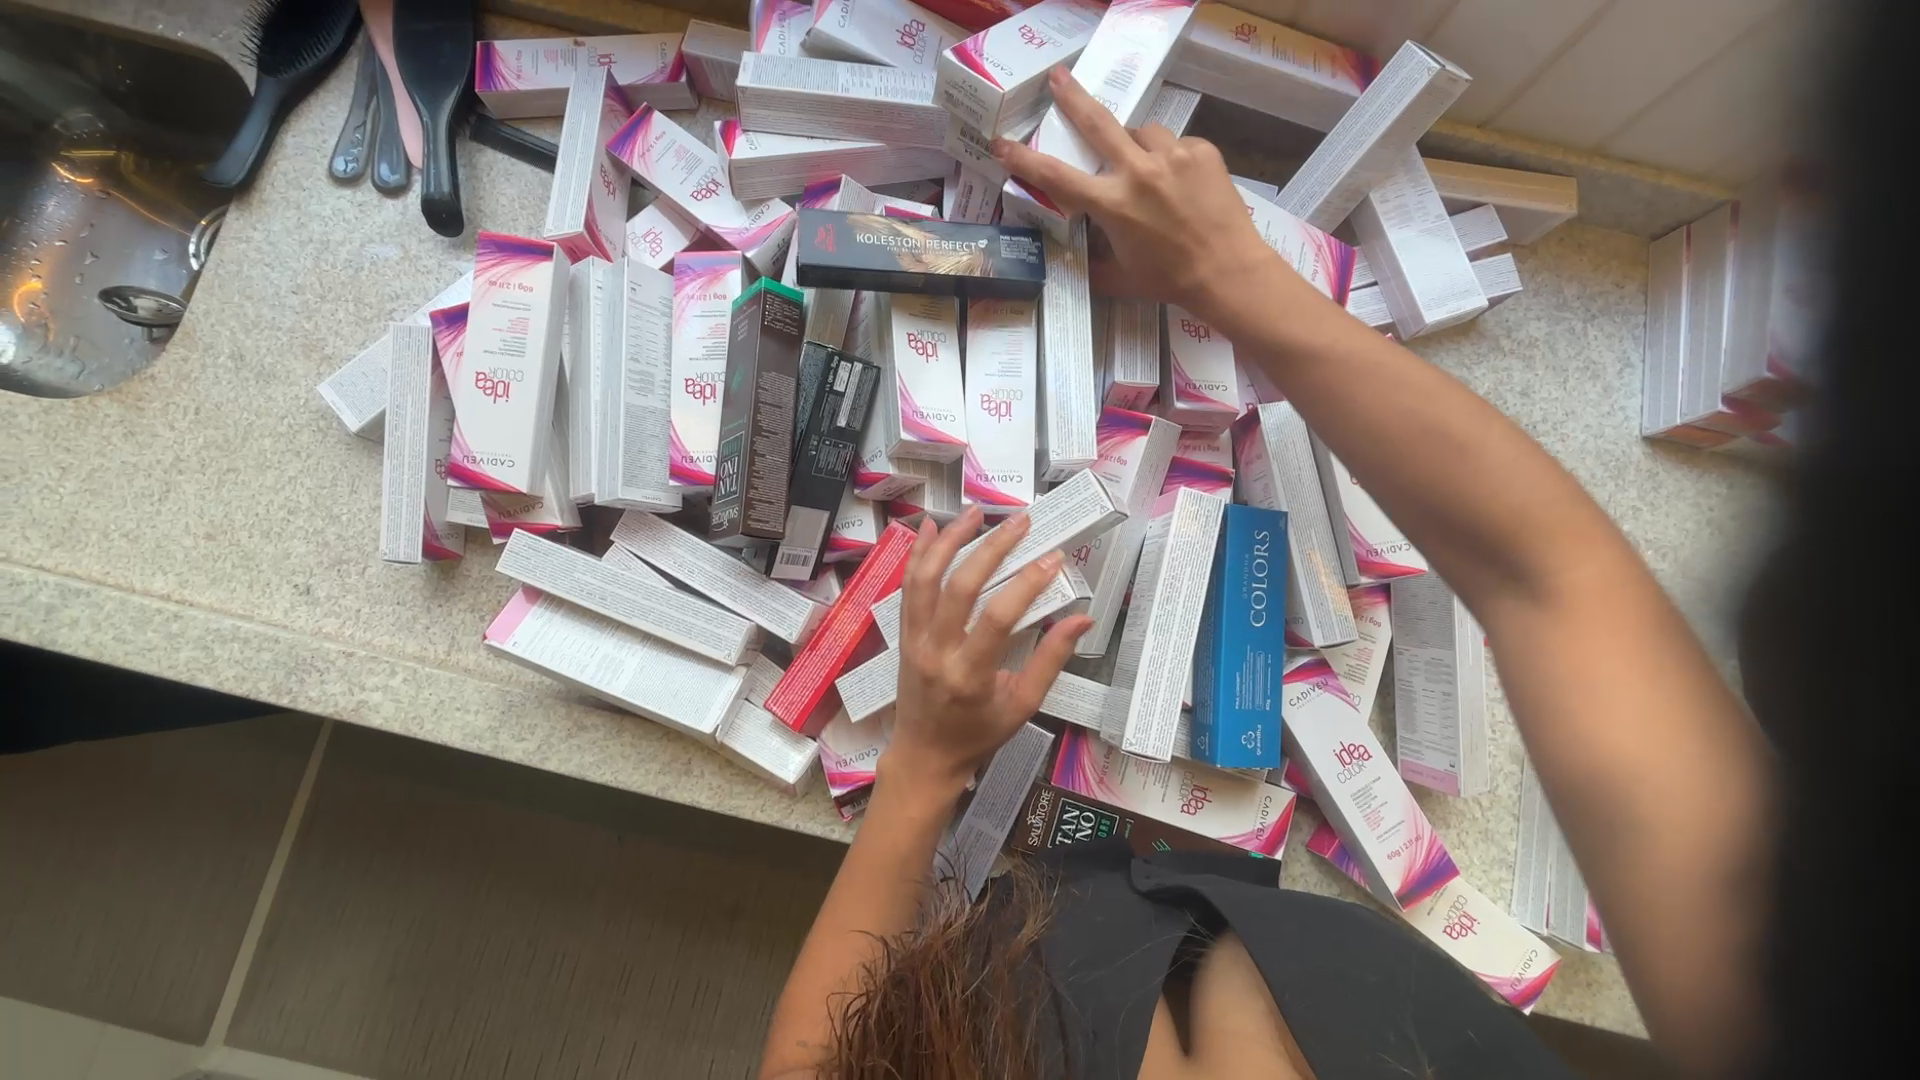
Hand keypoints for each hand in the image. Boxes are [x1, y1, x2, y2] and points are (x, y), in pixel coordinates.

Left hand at [884, 506, 1092, 794]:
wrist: (924, 755)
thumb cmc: (978, 735)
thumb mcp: (1022, 707)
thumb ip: (1050, 661)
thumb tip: (1080, 619)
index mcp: (970, 675)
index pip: (998, 618)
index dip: (1027, 584)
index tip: (1053, 559)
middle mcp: (936, 652)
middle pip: (959, 588)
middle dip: (990, 549)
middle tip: (1019, 523)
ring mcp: (913, 640)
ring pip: (925, 579)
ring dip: (949, 540)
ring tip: (975, 512)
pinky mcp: (903, 634)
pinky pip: (908, 587)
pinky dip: (919, 554)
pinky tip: (933, 526)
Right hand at [992, 67, 1298, 326]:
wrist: (1227, 271)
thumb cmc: (1169, 280)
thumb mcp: (1121, 277)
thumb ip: (1095, 262)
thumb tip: (1079, 256)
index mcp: (1112, 205)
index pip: (1057, 177)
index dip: (1024, 160)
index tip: (1002, 144)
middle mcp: (1138, 172)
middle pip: (1097, 123)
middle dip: (1073, 97)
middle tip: (1058, 78)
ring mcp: (1172, 156)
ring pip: (1142, 134)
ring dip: (1136, 146)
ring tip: (1146, 171)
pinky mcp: (1201, 151)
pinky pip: (1175, 146)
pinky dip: (1170, 160)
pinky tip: (1180, 185)